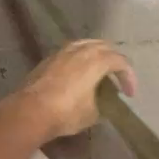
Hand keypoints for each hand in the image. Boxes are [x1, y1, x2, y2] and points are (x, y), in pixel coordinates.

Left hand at [6, 39, 136, 140]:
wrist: (29, 112)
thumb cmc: (66, 112)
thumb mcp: (93, 113)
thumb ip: (103, 103)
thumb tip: (102, 103)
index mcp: (98, 60)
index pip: (121, 62)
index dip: (129, 77)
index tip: (130, 94)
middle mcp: (82, 50)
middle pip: (105, 47)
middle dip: (115, 61)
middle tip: (118, 77)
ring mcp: (63, 51)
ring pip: (87, 45)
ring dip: (97, 55)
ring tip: (99, 70)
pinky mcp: (49, 58)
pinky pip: (72, 51)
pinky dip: (81, 58)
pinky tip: (79, 72)